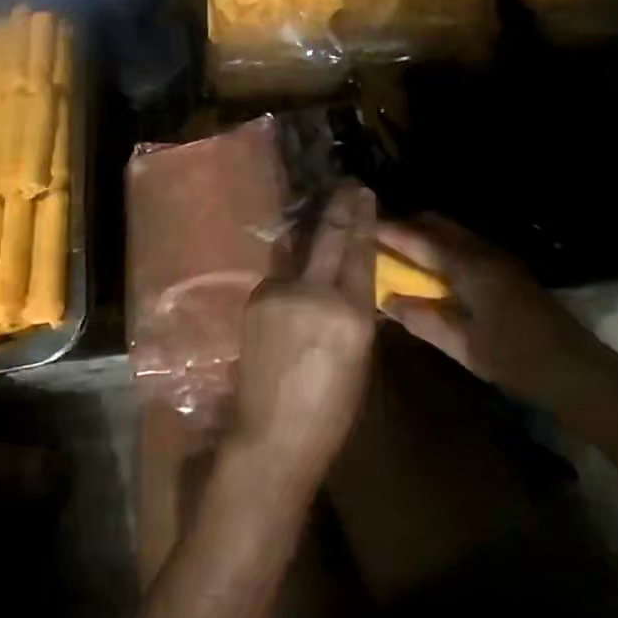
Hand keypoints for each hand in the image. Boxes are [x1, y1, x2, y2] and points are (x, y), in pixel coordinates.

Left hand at [231, 184, 377, 475]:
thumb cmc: (329, 409)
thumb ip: (354, 311)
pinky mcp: (254, 298)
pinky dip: (292, 268)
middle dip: (338, 208)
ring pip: (298, 253)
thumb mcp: (358, 357)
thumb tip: (348, 279)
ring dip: (310, 236)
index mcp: (350, 313)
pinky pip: (280, 275)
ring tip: (322, 218)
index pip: (358, 253)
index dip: (362, 219)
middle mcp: (311, 292)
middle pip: (326, 237)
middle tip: (347, 185)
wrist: (271, 432)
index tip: (363, 193)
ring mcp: (277, 292)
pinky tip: (298, 266)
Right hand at [377, 216, 607, 409]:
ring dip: (421, 235)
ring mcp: (498, 259)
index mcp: (468, 266)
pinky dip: (438, 247)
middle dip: (403, 224)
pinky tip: (426, 269)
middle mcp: (483, 252)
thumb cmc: (517, 358)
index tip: (356, 224)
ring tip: (393, 251)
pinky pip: (462, 245)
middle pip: (435, 223)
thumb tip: (385, 301)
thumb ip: (420, 319)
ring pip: (450, 232)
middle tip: (372, 238)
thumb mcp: (461, 344)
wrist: (581, 374)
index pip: (416, 238)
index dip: (385, 230)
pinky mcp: (506, 272)